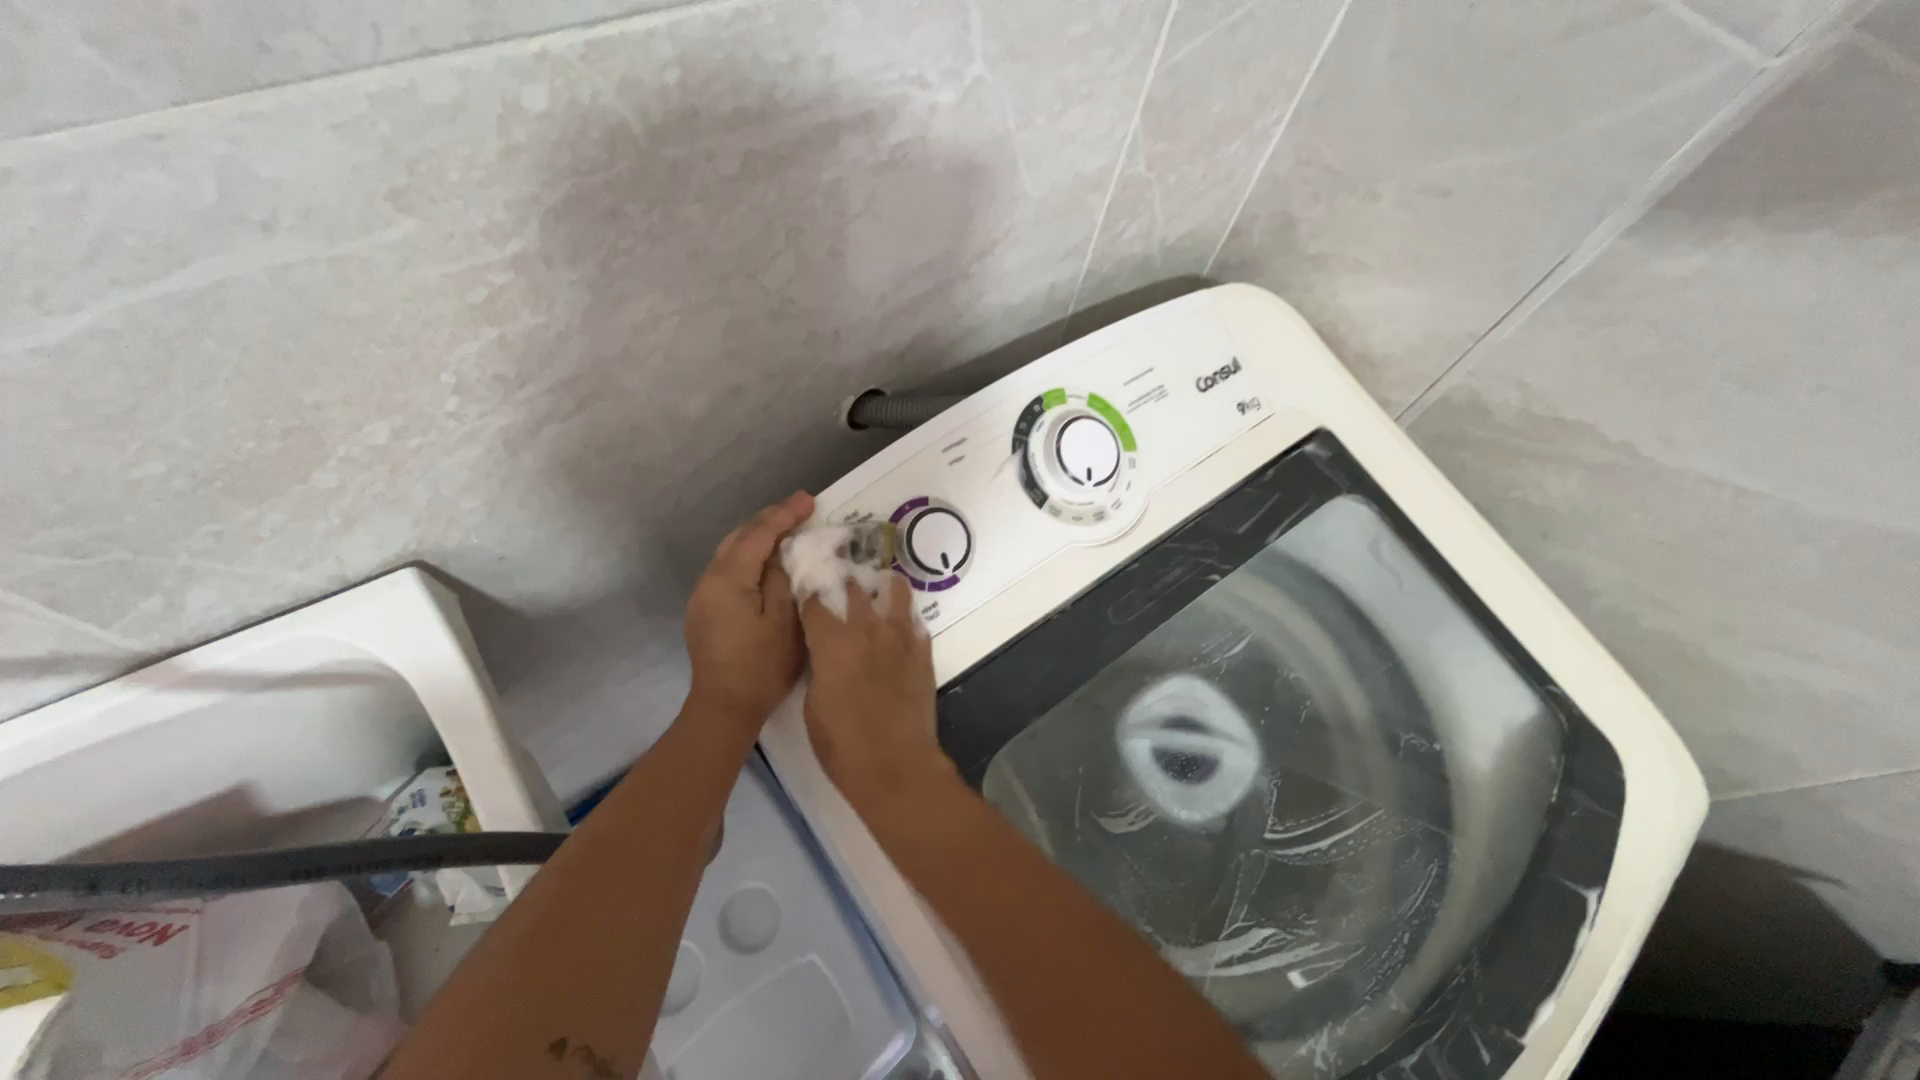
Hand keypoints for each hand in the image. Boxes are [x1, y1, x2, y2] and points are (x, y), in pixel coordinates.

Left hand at [682, 492, 814, 730]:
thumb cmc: (761, 667)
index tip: (810, 500)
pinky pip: (728, 572)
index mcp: (728, 579)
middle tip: (800, 510)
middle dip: (769, 521)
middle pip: (739, 538)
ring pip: (731, 554)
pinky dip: (749, 560)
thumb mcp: (785, 621)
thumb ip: (783, 579)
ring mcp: (702, 597)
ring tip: (787, 532)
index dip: (785, 515)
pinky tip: (767, 566)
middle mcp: (709, 581)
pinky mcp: (705, 612)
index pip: (758, 535)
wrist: (724, 708)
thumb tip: (784, 552)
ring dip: (758, 540)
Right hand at [799, 572, 956, 810]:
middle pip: (854, 588)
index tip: (804, 587)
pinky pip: (915, 621)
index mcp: (832, 641)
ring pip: (895, 591)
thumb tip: (822, 651)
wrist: (896, 765)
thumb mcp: (812, 705)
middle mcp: (867, 629)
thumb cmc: (842, 744)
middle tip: (838, 579)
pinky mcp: (923, 652)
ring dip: (883, 585)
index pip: (814, 602)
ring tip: (878, 585)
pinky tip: (899, 622)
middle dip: (843, 582)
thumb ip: (818, 667)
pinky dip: (906, 617)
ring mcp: (900, 637)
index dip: (807, 592)